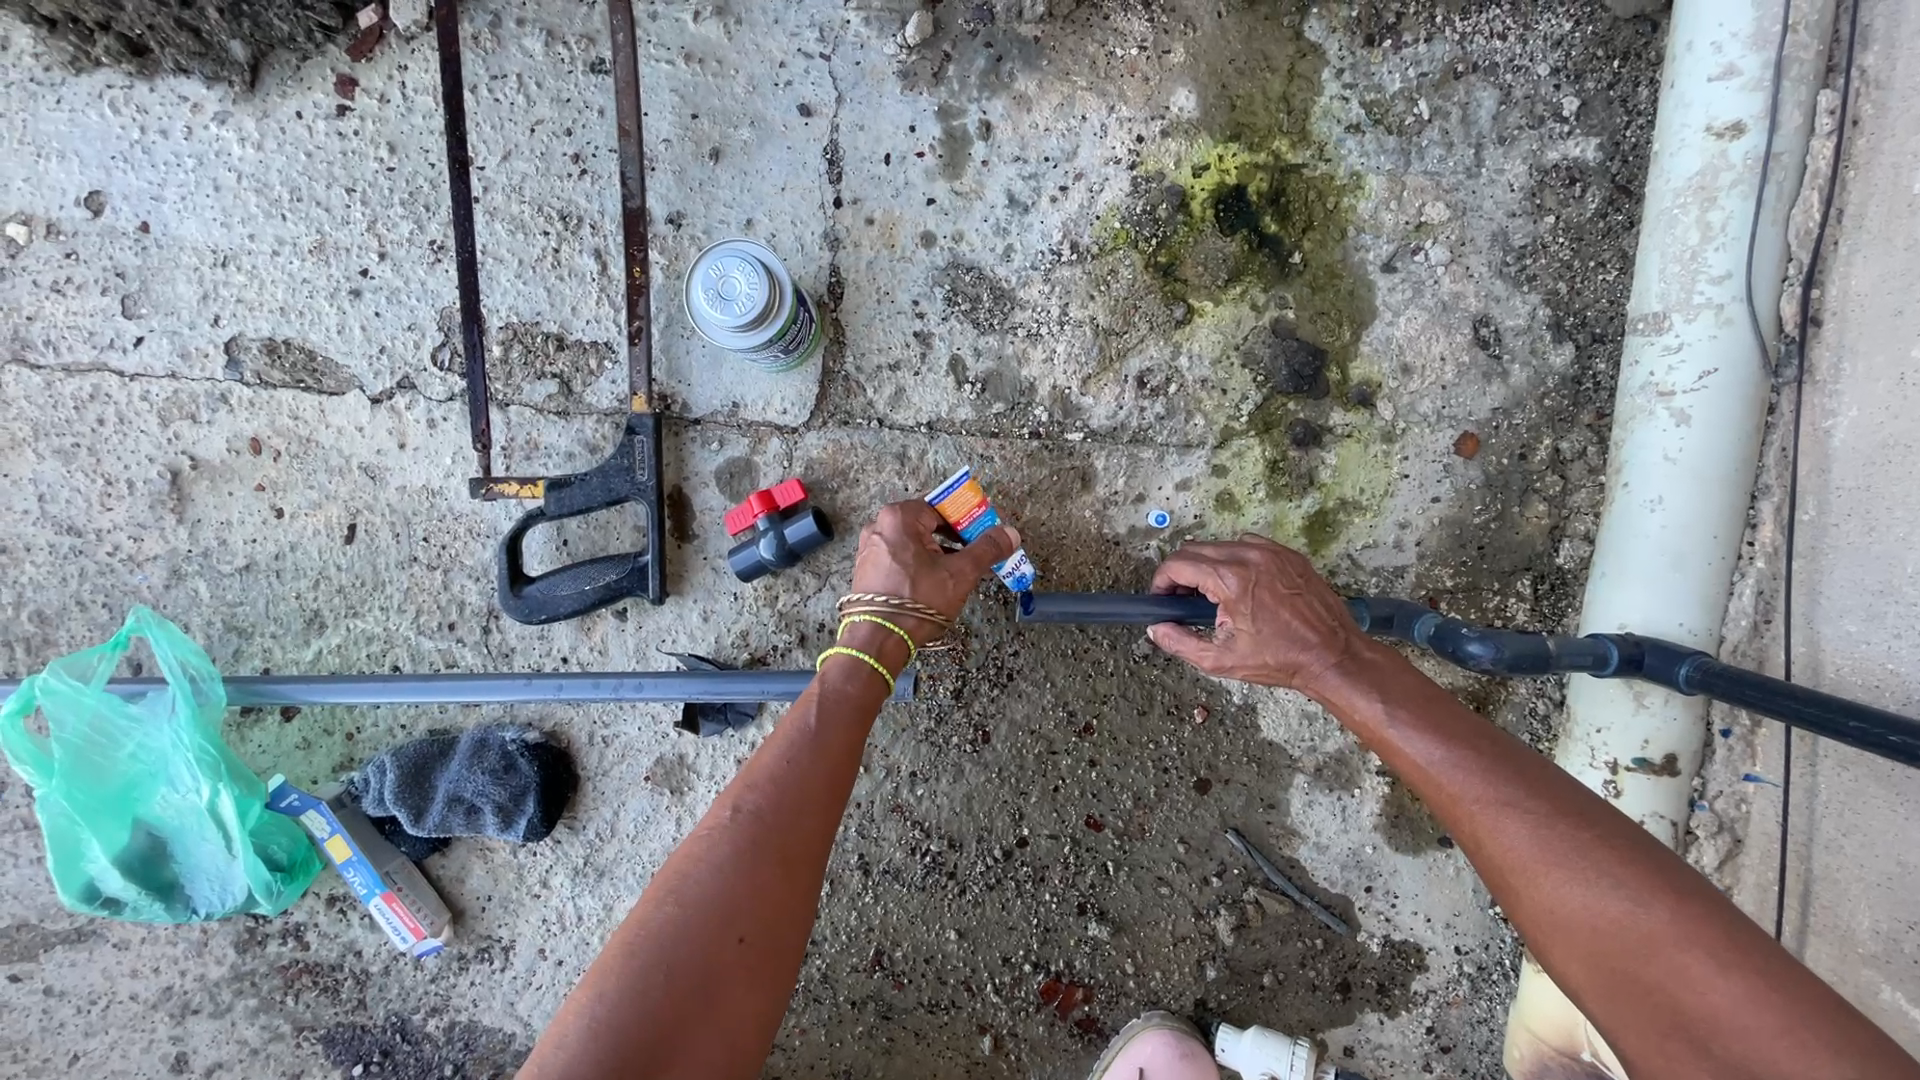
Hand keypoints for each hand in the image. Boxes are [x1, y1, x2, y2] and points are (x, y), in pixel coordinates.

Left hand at [848, 500, 1017, 646]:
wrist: (878, 639)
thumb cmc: (917, 601)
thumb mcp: (960, 573)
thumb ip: (987, 549)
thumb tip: (1009, 533)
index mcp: (899, 517)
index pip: (941, 507)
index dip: (966, 519)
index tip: (983, 532)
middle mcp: (879, 527)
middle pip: (926, 524)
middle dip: (954, 538)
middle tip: (975, 552)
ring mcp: (870, 550)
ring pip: (913, 543)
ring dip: (938, 553)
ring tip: (960, 571)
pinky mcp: (868, 571)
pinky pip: (900, 558)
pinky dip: (920, 564)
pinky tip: (936, 582)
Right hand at [1147, 535, 1377, 697]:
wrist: (1332, 656)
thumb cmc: (1279, 660)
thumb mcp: (1220, 660)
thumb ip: (1179, 642)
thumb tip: (1156, 629)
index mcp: (1230, 580)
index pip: (1178, 564)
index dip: (1161, 581)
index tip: (1162, 598)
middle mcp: (1249, 556)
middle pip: (1194, 550)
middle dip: (1181, 573)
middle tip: (1183, 600)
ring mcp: (1271, 552)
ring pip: (1220, 545)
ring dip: (1206, 565)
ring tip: (1212, 595)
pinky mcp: (1288, 554)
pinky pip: (1247, 545)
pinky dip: (1234, 560)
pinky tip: (1240, 586)